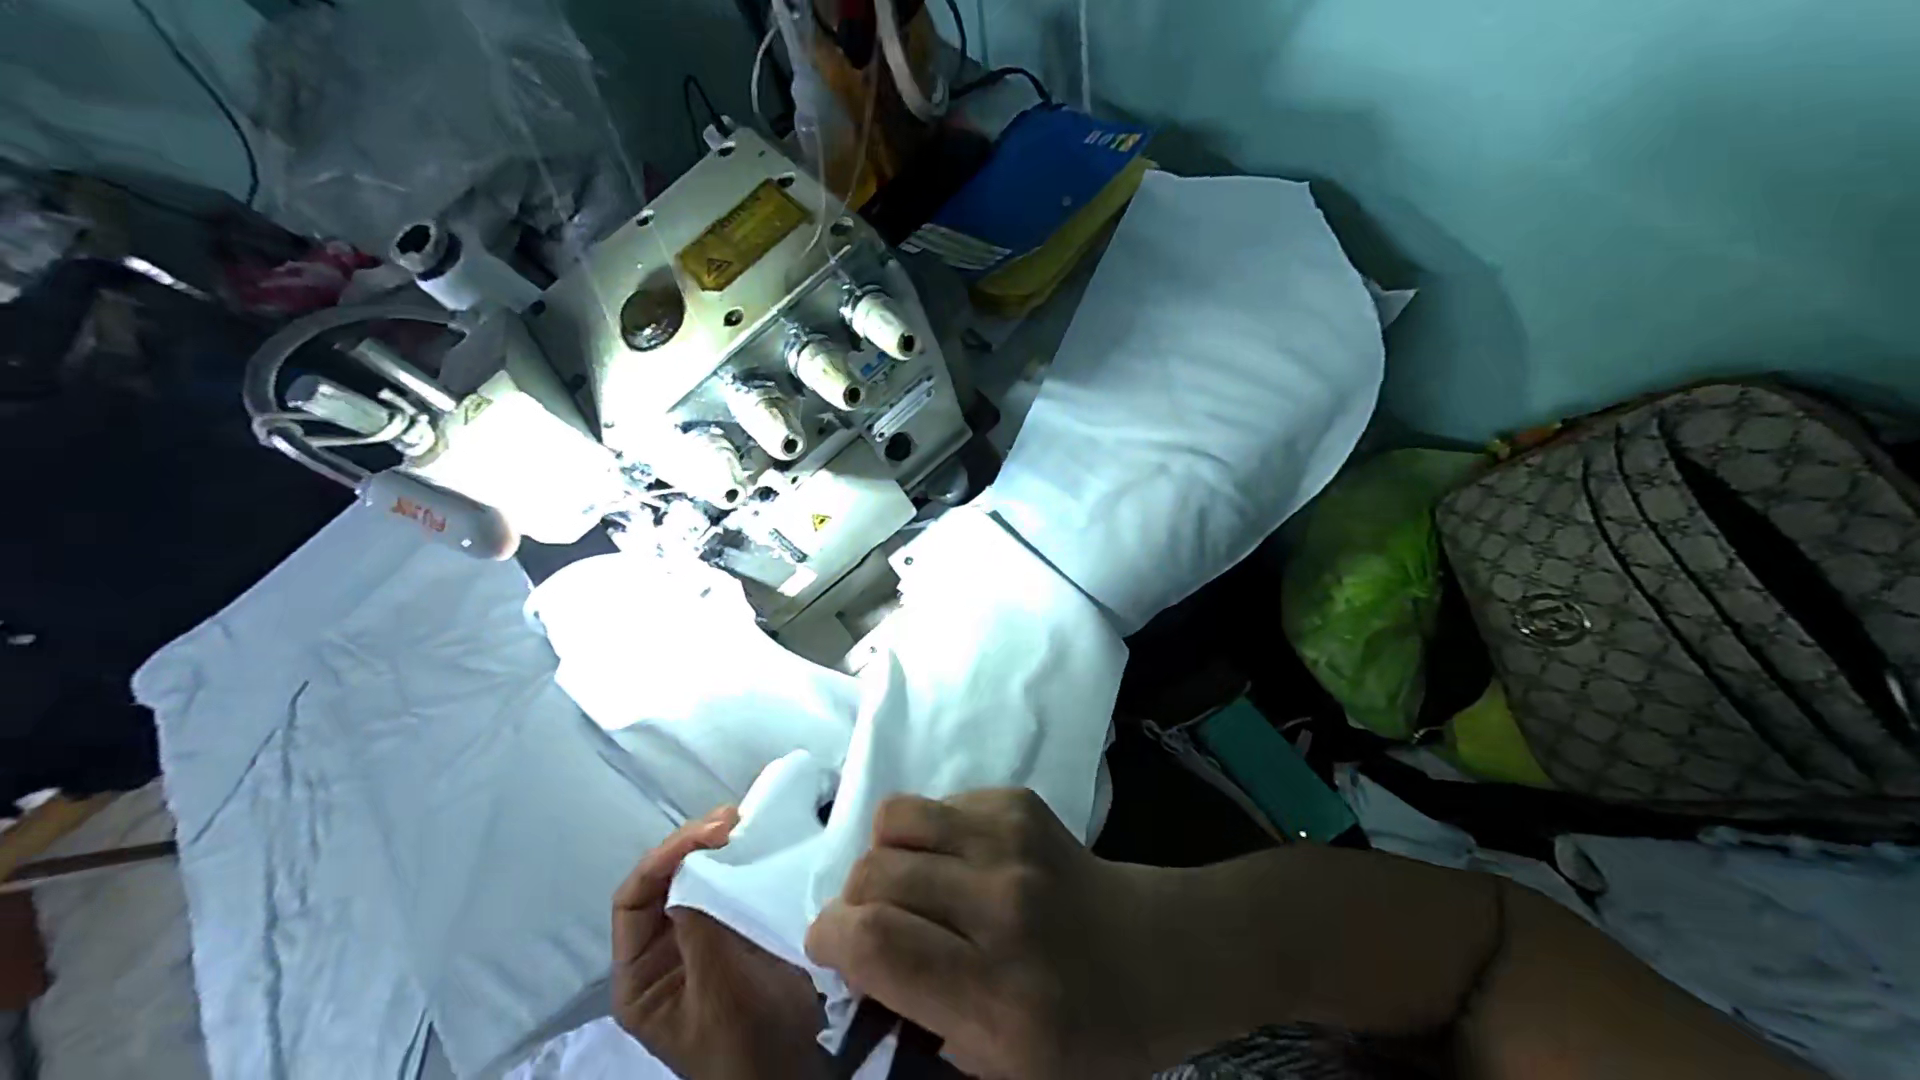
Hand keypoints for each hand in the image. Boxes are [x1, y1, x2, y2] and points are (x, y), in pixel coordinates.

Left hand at [613, 807, 827, 1079]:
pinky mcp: (734, 927)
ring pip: (695, 876)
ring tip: (741, 820)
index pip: (633, 901)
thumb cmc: (744, 1043)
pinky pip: (728, 884)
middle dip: (689, 844)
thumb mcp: (716, 994)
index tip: (703, 837)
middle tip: (729, 818)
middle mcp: (663, 949)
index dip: (660, 862)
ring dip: (714, 844)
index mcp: (640, 974)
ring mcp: (700, 936)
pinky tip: (755, 840)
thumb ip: (698, 934)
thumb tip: (686, 874)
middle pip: (662, 881)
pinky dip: (738, 858)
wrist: (791, 1070)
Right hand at [806, 789, 1199, 1078]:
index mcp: (997, 993)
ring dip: (883, 853)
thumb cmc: (1077, 1032)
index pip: (879, 939)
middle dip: (853, 898)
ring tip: (907, 880)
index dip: (832, 935)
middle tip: (870, 919)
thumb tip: (853, 956)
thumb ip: (915, 1015)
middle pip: (877, 872)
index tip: (829, 944)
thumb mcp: (996, 1067)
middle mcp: (1003, 905)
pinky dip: (927, 832)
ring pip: (896, 817)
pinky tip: (955, 861)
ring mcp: (1013, 841)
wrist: (1152, 954)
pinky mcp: (1019, 803)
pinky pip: (937, 802)